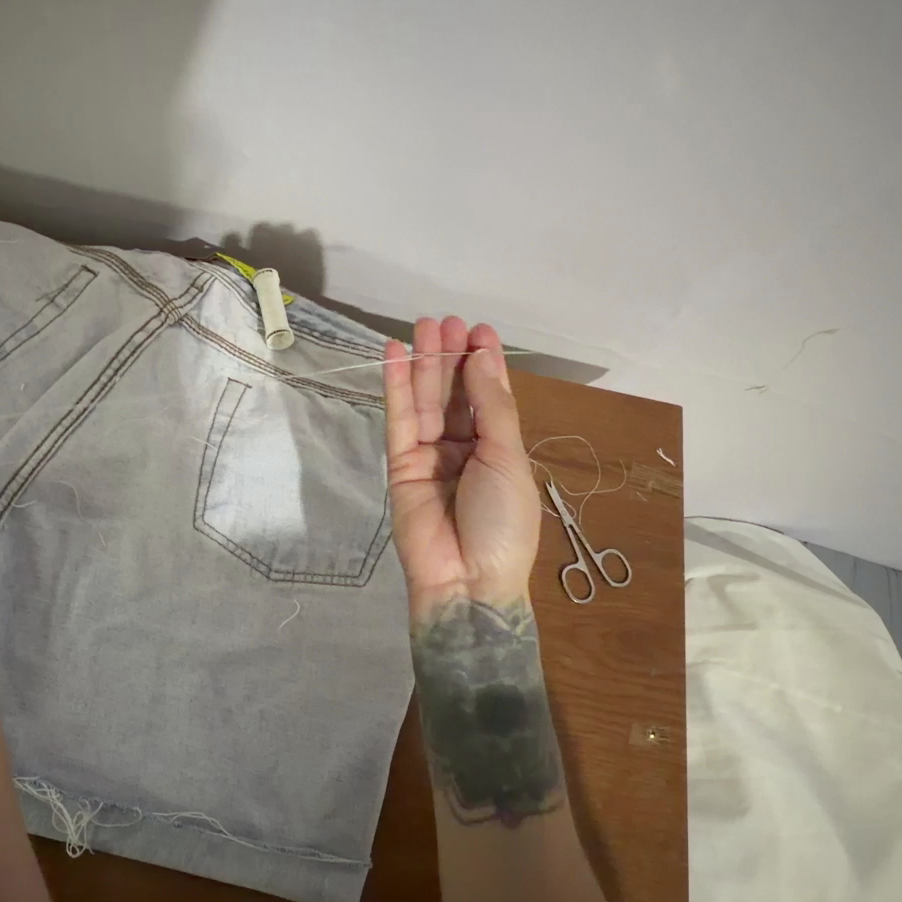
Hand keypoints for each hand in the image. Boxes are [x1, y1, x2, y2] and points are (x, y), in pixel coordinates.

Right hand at [382, 317, 540, 614]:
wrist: (467, 580)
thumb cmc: (502, 522)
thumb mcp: (508, 459)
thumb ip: (491, 407)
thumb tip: (481, 357)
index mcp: (498, 448)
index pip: (489, 396)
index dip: (484, 363)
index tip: (479, 329)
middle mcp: (463, 447)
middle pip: (454, 392)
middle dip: (451, 356)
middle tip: (446, 321)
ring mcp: (429, 455)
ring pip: (426, 400)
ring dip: (424, 363)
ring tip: (423, 326)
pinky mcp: (400, 464)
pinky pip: (398, 419)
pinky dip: (395, 387)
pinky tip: (394, 355)